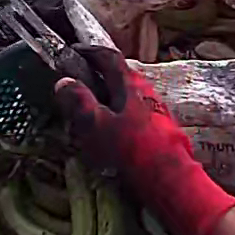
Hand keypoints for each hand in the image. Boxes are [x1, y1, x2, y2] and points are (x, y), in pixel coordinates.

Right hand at [52, 44, 234, 234]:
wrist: (172, 183)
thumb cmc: (132, 150)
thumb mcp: (96, 125)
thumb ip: (79, 102)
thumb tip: (63, 82)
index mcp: (130, 84)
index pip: (109, 57)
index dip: (91, 52)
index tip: (76, 52)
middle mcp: (147, 92)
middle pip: (120, 77)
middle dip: (99, 78)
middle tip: (78, 86)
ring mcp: (157, 112)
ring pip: (128, 98)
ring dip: (109, 100)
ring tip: (90, 114)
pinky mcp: (161, 132)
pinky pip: (135, 117)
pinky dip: (119, 118)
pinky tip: (110, 136)